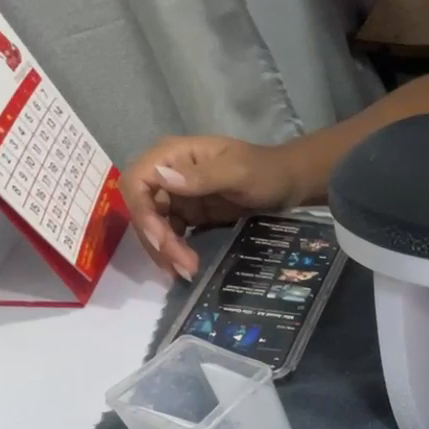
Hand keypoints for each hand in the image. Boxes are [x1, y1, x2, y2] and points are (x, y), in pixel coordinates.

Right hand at [119, 135, 304, 279]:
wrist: (290, 182)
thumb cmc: (267, 171)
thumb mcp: (239, 172)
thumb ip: (202, 176)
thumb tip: (161, 178)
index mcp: (171, 156)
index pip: (137, 183)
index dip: (143, 213)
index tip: (161, 241)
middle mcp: (168, 175)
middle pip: (145, 209)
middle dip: (158, 240)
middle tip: (182, 268)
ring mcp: (179, 196)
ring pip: (157, 225)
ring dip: (166, 250)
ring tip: (186, 273)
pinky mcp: (192, 214)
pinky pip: (175, 233)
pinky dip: (177, 250)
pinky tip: (187, 267)